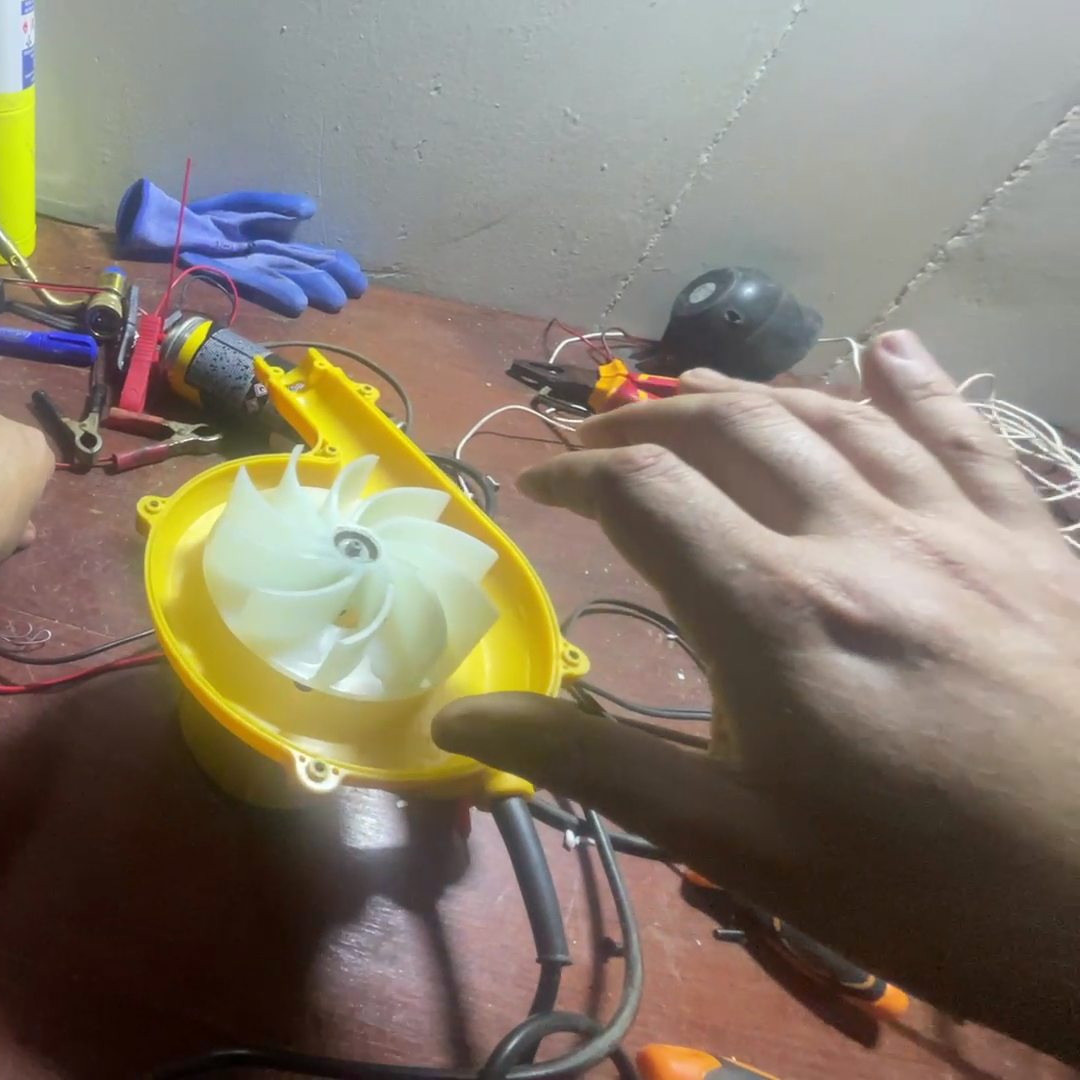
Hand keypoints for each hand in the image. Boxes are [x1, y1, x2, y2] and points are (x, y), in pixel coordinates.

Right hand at [433, 332, 1079, 1055]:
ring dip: (748, 394)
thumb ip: (585, 760)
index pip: (644, 491)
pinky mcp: (1041, 554)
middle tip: (592, 439)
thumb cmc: (922, 886)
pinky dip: (916, 388)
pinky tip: (886, 350)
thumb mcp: (729, 839)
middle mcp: (863, 546)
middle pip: (734, 430)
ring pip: (839, 419)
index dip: (574, 474)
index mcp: (776, 610)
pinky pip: (971, 440)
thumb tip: (455, 718)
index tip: (534, 489)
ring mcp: (965, 539)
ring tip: (689, 393)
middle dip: (645, 420)